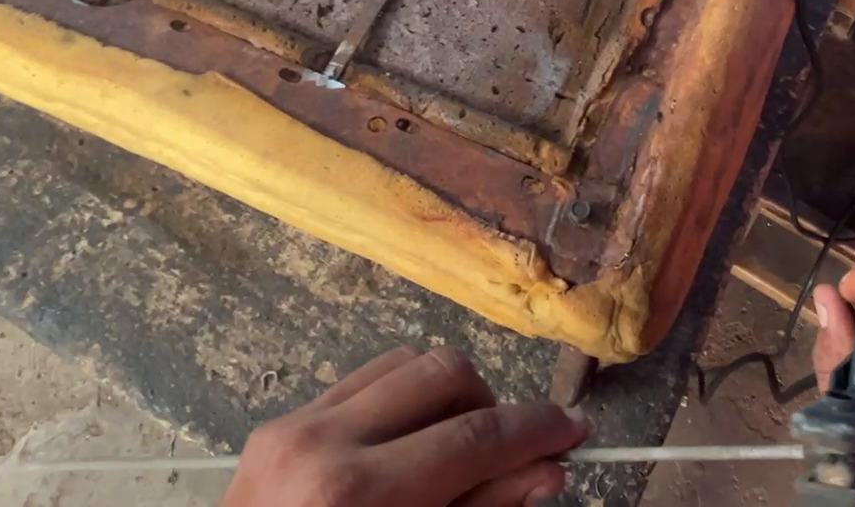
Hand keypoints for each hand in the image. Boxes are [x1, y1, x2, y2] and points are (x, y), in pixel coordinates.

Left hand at [222, 346, 590, 506]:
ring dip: (447, 395)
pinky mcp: (279, 422)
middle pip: (444, 372)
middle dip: (489, 404)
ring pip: (407, 361)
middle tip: (504, 452)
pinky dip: (404, 400)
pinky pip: (367, 378)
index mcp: (355, 497)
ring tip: (453, 449)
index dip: (535, 429)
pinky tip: (406, 447)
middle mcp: (323, 441)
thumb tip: (548, 469)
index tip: (575, 428)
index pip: (473, 438)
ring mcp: (293, 424)